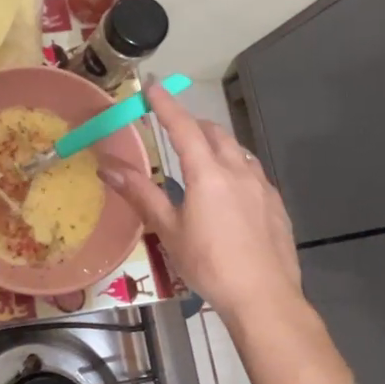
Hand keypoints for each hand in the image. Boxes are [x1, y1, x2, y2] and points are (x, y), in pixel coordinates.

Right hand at [99, 81, 298, 311]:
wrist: (264, 297)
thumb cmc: (209, 264)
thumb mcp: (168, 230)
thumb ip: (141, 194)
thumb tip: (108, 167)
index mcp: (207, 173)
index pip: (182, 128)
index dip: (166, 104)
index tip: (153, 86)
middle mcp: (237, 171)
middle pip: (215, 134)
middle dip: (193, 124)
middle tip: (175, 128)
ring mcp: (262, 187)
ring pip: (238, 151)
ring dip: (218, 145)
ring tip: (203, 156)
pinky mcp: (277, 205)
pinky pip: (254, 173)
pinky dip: (237, 168)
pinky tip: (232, 190)